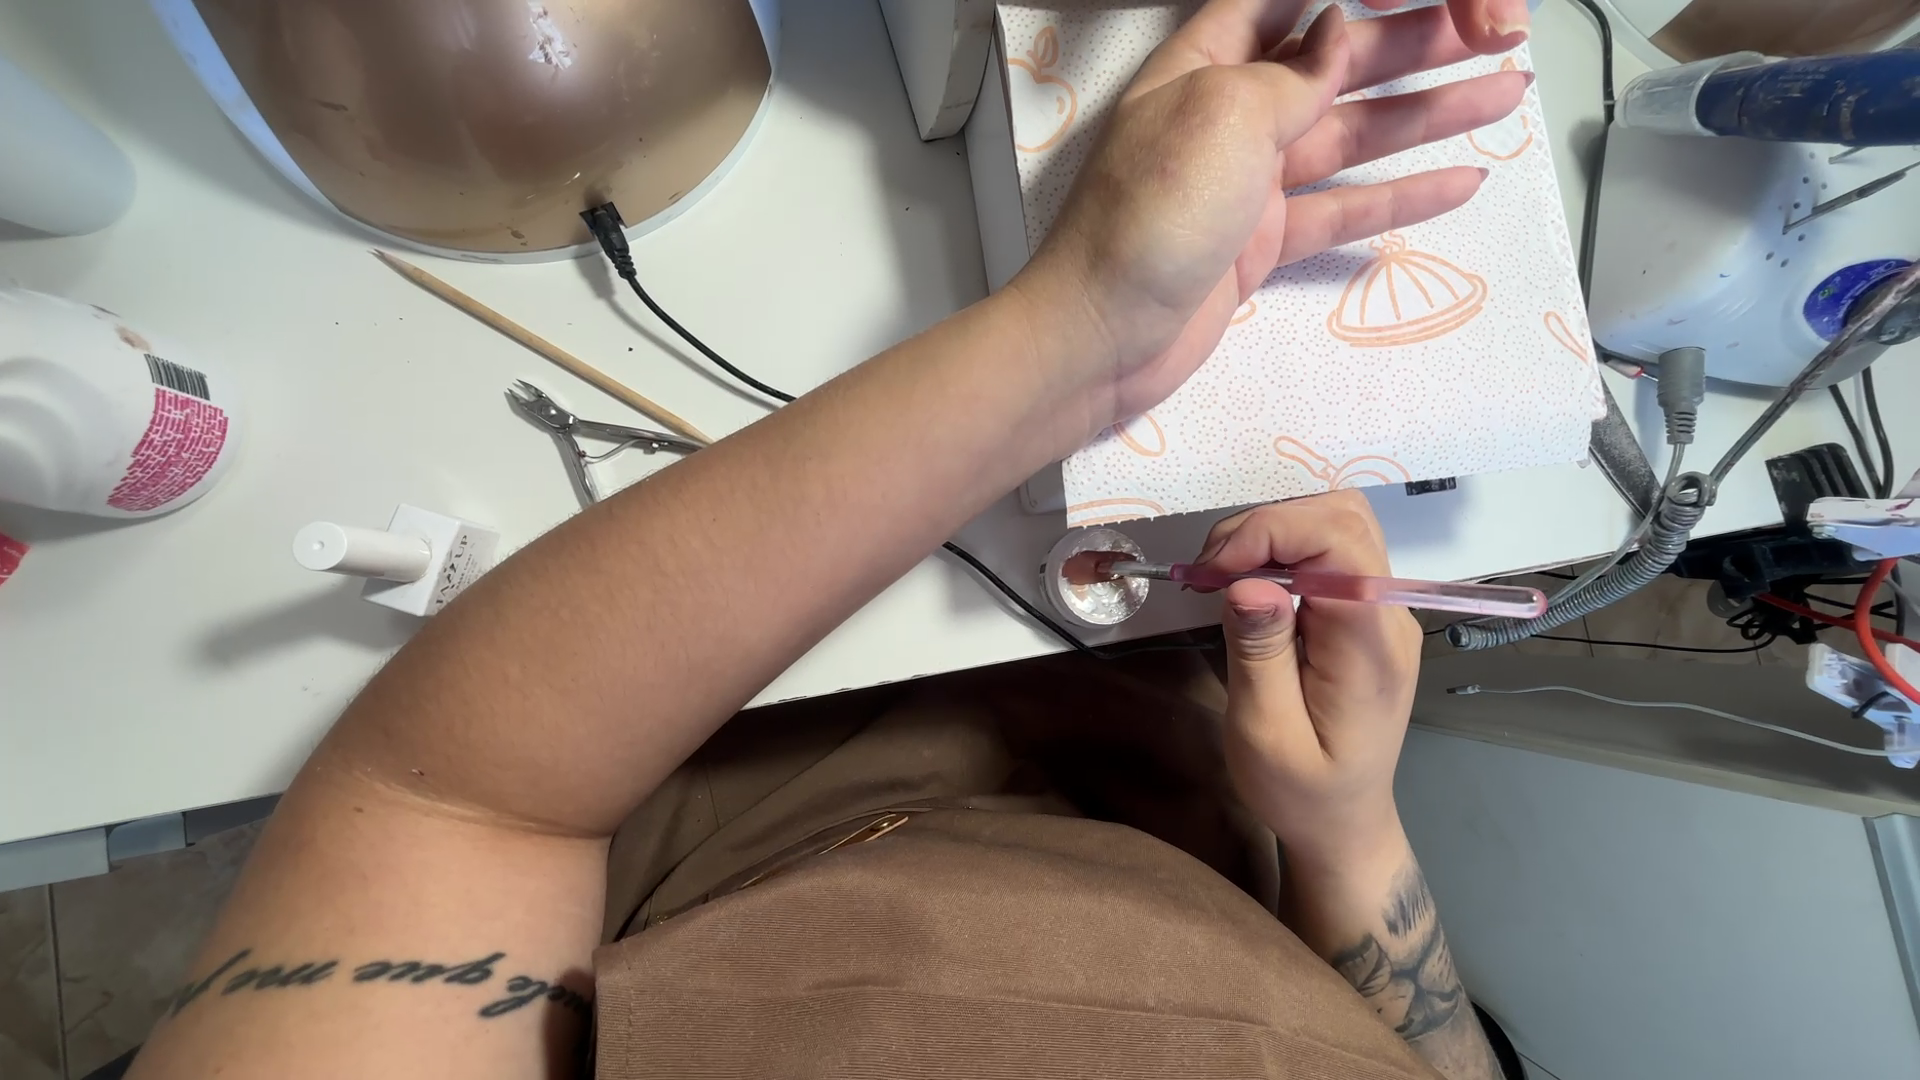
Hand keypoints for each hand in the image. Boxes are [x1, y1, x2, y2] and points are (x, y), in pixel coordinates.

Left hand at [1013, 0, 1529, 431]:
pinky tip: (1457, 183)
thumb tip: (1338, 28)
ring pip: (1348, 137)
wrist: (1103, 338)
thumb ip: (1290, 74)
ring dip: (1426, 114)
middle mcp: (1227, 120)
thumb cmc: (1149, 217)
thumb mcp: (1222, 116)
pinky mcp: (1256, 247)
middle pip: (1336, 64)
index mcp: (1205, 67)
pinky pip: (1336, 213)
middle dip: (1419, 43)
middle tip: (1505, 30)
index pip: (1292, 1)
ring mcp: (1244, 187)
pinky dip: (1393, 199)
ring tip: (1508, 90)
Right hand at [1194, 492, 1423, 867]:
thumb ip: (1259, 654)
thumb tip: (1247, 582)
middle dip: (1264, 525)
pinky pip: (1326, 551)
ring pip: (1335, 522)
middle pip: (1341, 516)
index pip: (1338, 541)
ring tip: (1220, 573)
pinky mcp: (1360, 612)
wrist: (1343, 821)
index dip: (1268, 532)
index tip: (1211, 570)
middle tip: (1210, 571)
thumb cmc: (1302, 790)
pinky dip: (1277, 548)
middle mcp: (1386, 613)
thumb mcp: (1265, 733)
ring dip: (1270, 531)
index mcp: (1369, 644)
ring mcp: (1378, 609)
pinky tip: (1243, 582)